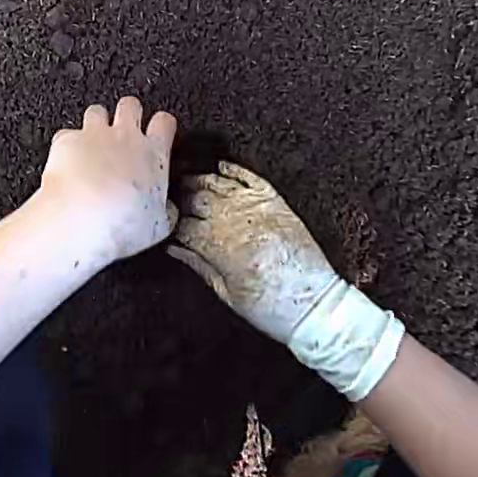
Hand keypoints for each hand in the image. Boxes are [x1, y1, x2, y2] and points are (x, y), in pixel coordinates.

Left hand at [35, 96, 177, 267]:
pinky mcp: (67, 140)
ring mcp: (95, 135)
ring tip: (95, 144)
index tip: (160, 132)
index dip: (162, 125)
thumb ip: (165, 211)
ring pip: (98, 110)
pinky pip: (67, 134)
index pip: (164, 122)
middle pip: (131, 105)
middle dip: (128, 113)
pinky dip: (68, 145)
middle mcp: (125, 137)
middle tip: (125, 131)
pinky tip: (68, 161)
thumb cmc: (120, 222)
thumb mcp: (158, 225)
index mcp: (153, 153)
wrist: (81, 219)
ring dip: (97, 123)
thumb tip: (168, 212)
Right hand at [171, 162, 404, 399]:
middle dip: (180, 199)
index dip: (170, 223)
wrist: (316, 306)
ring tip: (186, 180)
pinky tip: (220, 167)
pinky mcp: (276, 202)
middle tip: (168, 197)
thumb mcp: (226, 294)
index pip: (185, 226)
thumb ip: (198, 265)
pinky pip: (249, 177)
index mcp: (222, 249)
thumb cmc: (271, 309)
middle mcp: (238, 222)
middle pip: (198, 200)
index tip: (161, 221)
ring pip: (219, 184)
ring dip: (200, 180)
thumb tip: (173, 248)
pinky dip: (233, 170)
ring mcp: (257, 208)